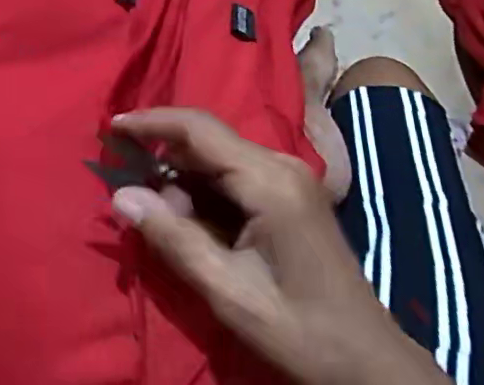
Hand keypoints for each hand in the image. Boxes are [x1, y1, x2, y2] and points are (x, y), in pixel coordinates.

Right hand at [109, 109, 449, 384]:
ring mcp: (287, 177)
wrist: (373, 368)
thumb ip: (174, 239)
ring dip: (180, 178)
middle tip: (128, 186)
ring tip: (158, 214)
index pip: (198, 129)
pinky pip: (230, 173)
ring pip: (214, 156)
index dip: (150, 122)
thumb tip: (121, 195)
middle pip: (204, 139)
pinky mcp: (287, 192)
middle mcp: (280, 165)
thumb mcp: (230, 294)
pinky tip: (188, 220)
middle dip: (161, 157)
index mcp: (270, 181)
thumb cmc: (304, 333)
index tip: (110, 128)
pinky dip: (200, 190)